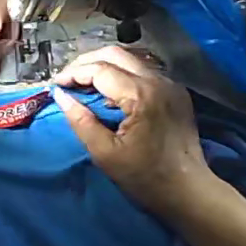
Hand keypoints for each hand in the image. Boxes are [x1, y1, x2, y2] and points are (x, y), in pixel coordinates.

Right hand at [52, 46, 221, 214]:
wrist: (188, 190)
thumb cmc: (144, 176)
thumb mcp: (104, 153)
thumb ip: (80, 121)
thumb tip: (61, 96)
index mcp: (141, 95)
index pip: (100, 69)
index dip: (74, 74)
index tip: (56, 84)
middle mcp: (158, 81)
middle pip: (116, 54)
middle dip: (87, 62)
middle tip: (67, 78)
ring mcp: (171, 84)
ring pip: (131, 59)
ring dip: (104, 66)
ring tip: (83, 82)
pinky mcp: (176, 92)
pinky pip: (144, 71)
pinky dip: (122, 74)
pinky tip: (110, 92)